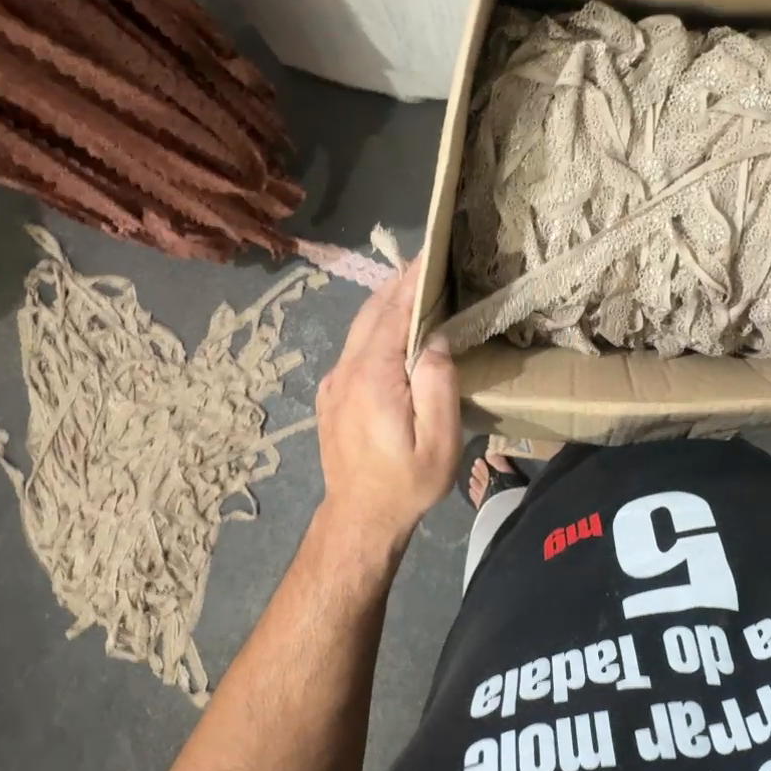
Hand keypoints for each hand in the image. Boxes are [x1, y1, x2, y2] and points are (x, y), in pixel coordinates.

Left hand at [314, 265, 459, 544]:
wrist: (360, 518)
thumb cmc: (406, 482)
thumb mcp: (437, 440)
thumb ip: (436, 383)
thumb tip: (434, 339)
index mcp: (373, 376)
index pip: (392, 312)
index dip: (412, 281)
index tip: (431, 252)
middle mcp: (346, 371)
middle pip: (371, 313)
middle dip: (398, 284)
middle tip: (427, 261)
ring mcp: (334, 383)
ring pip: (359, 329)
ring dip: (385, 303)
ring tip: (413, 286)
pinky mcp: (332, 396)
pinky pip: (355, 348)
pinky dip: (375, 326)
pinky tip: (393, 328)